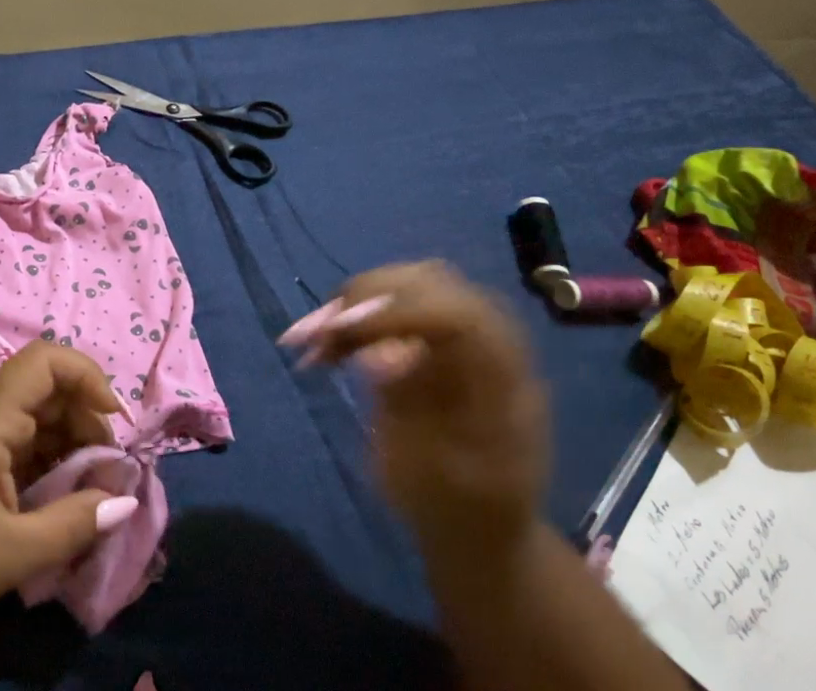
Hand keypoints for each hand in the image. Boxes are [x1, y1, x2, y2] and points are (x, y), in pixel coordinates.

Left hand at [0, 342, 136, 621]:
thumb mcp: (14, 551)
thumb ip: (74, 524)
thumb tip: (125, 500)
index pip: (45, 360)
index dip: (88, 377)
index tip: (114, 422)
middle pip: (46, 387)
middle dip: (86, 419)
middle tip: (106, 471)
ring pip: (35, 414)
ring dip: (69, 442)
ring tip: (89, 488)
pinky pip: (18, 439)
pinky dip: (47, 458)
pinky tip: (59, 496)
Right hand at [280, 261, 548, 549]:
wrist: (481, 529)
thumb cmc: (456, 510)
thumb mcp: (430, 476)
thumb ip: (408, 413)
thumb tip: (378, 358)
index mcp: (504, 384)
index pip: (458, 317)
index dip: (397, 311)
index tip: (340, 331)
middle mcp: (491, 348)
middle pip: (432, 285)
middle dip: (365, 298)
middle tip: (314, 331)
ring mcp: (466, 341)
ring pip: (410, 286)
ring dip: (354, 303)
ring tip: (311, 337)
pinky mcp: (439, 342)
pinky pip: (395, 306)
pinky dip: (353, 318)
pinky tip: (324, 347)